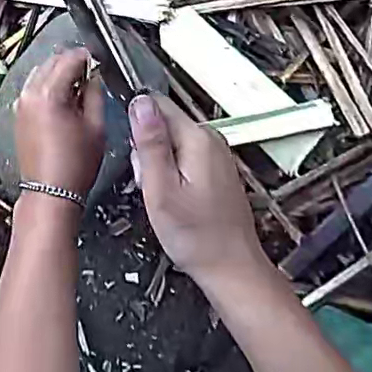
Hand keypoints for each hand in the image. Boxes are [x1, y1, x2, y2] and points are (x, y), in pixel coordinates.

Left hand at [15, 49, 105, 197]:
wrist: (50, 193)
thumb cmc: (73, 166)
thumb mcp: (96, 126)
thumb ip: (95, 94)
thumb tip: (93, 76)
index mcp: (49, 94)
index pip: (68, 60)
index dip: (85, 56)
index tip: (95, 59)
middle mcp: (30, 94)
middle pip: (51, 62)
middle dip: (71, 62)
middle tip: (89, 71)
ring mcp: (21, 104)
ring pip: (40, 73)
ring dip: (58, 73)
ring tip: (77, 87)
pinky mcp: (19, 114)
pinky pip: (33, 88)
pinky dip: (47, 86)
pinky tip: (62, 99)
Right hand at [131, 93, 270, 285]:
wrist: (233, 271)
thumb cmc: (197, 237)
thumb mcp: (161, 189)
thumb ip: (149, 142)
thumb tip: (140, 100)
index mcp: (196, 138)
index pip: (155, 103)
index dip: (138, 127)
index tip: (139, 158)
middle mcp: (210, 138)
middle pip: (162, 123)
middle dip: (148, 149)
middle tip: (152, 185)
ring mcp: (216, 153)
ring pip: (170, 140)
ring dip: (159, 164)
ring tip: (165, 196)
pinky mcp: (216, 167)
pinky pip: (183, 155)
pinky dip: (173, 174)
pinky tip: (177, 198)